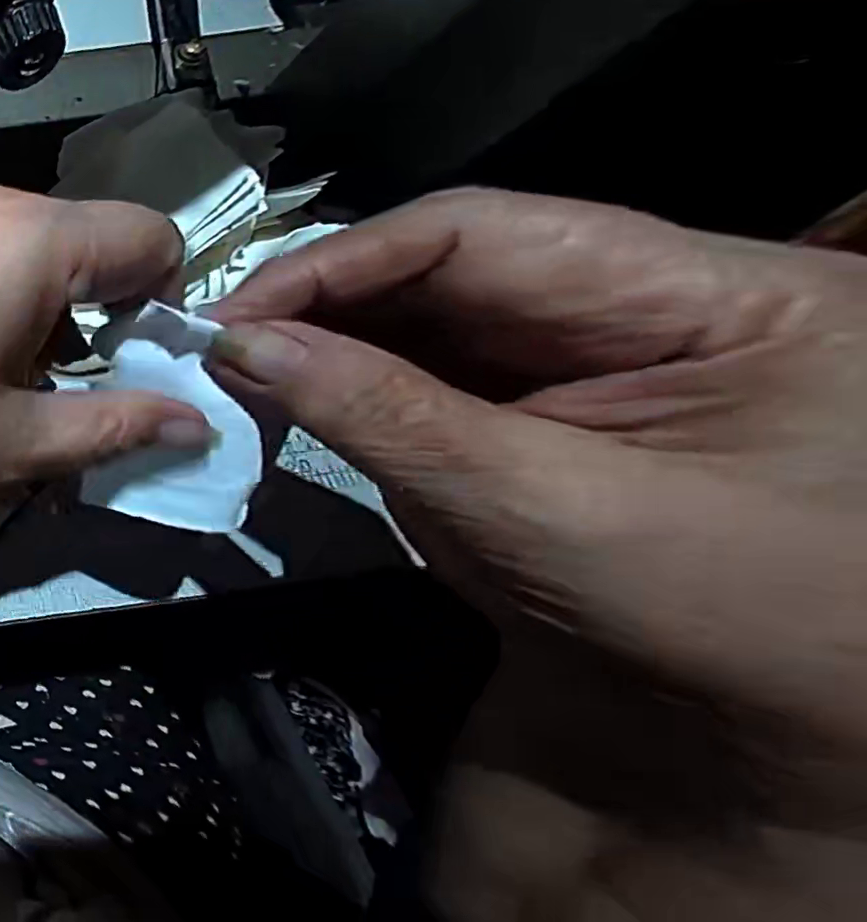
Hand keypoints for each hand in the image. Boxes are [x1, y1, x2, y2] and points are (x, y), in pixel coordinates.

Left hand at [0, 180, 209, 572]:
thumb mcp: (6, 446)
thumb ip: (113, 424)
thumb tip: (194, 423)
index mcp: (23, 241)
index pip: (147, 236)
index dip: (161, 299)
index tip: (133, 361)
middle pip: (78, 236)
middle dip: (88, 308)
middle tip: (48, 387)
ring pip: (15, 239)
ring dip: (30, 300)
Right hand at [204, 189, 866, 916]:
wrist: (748, 732)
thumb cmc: (705, 624)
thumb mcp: (539, 510)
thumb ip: (380, 414)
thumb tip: (239, 345)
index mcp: (707, 291)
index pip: (478, 232)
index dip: (339, 262)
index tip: (235, 313)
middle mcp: (628, 294)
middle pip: (431, 266)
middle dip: (313, 302)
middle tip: (217, 343)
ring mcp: (562, 345)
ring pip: (405, 313)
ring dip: (312, 339)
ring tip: (233, 366)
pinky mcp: (508, 393)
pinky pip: (401, 363)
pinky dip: (331, 376)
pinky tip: (279, 388)